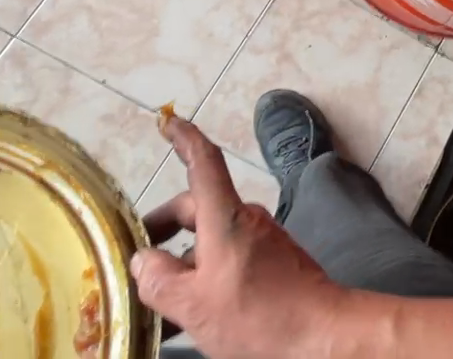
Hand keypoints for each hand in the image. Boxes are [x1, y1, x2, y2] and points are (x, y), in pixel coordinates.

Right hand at [132, 117, 350, 357]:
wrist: (319, 332)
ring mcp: (261, 238)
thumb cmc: (258, 316)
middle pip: (197, 205)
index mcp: (226, 218)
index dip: (184, 138)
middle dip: (163, 224)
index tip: (168, 121)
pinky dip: (202, 271)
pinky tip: (185, 310)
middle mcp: (245, 219)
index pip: (203, 163)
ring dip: (181, 257)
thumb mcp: (194, 305)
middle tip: (133, 253)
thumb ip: (160, 282)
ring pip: (210, 236)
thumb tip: (142, 261)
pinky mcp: (270, 259)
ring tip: (152, 296)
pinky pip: (227, 255)